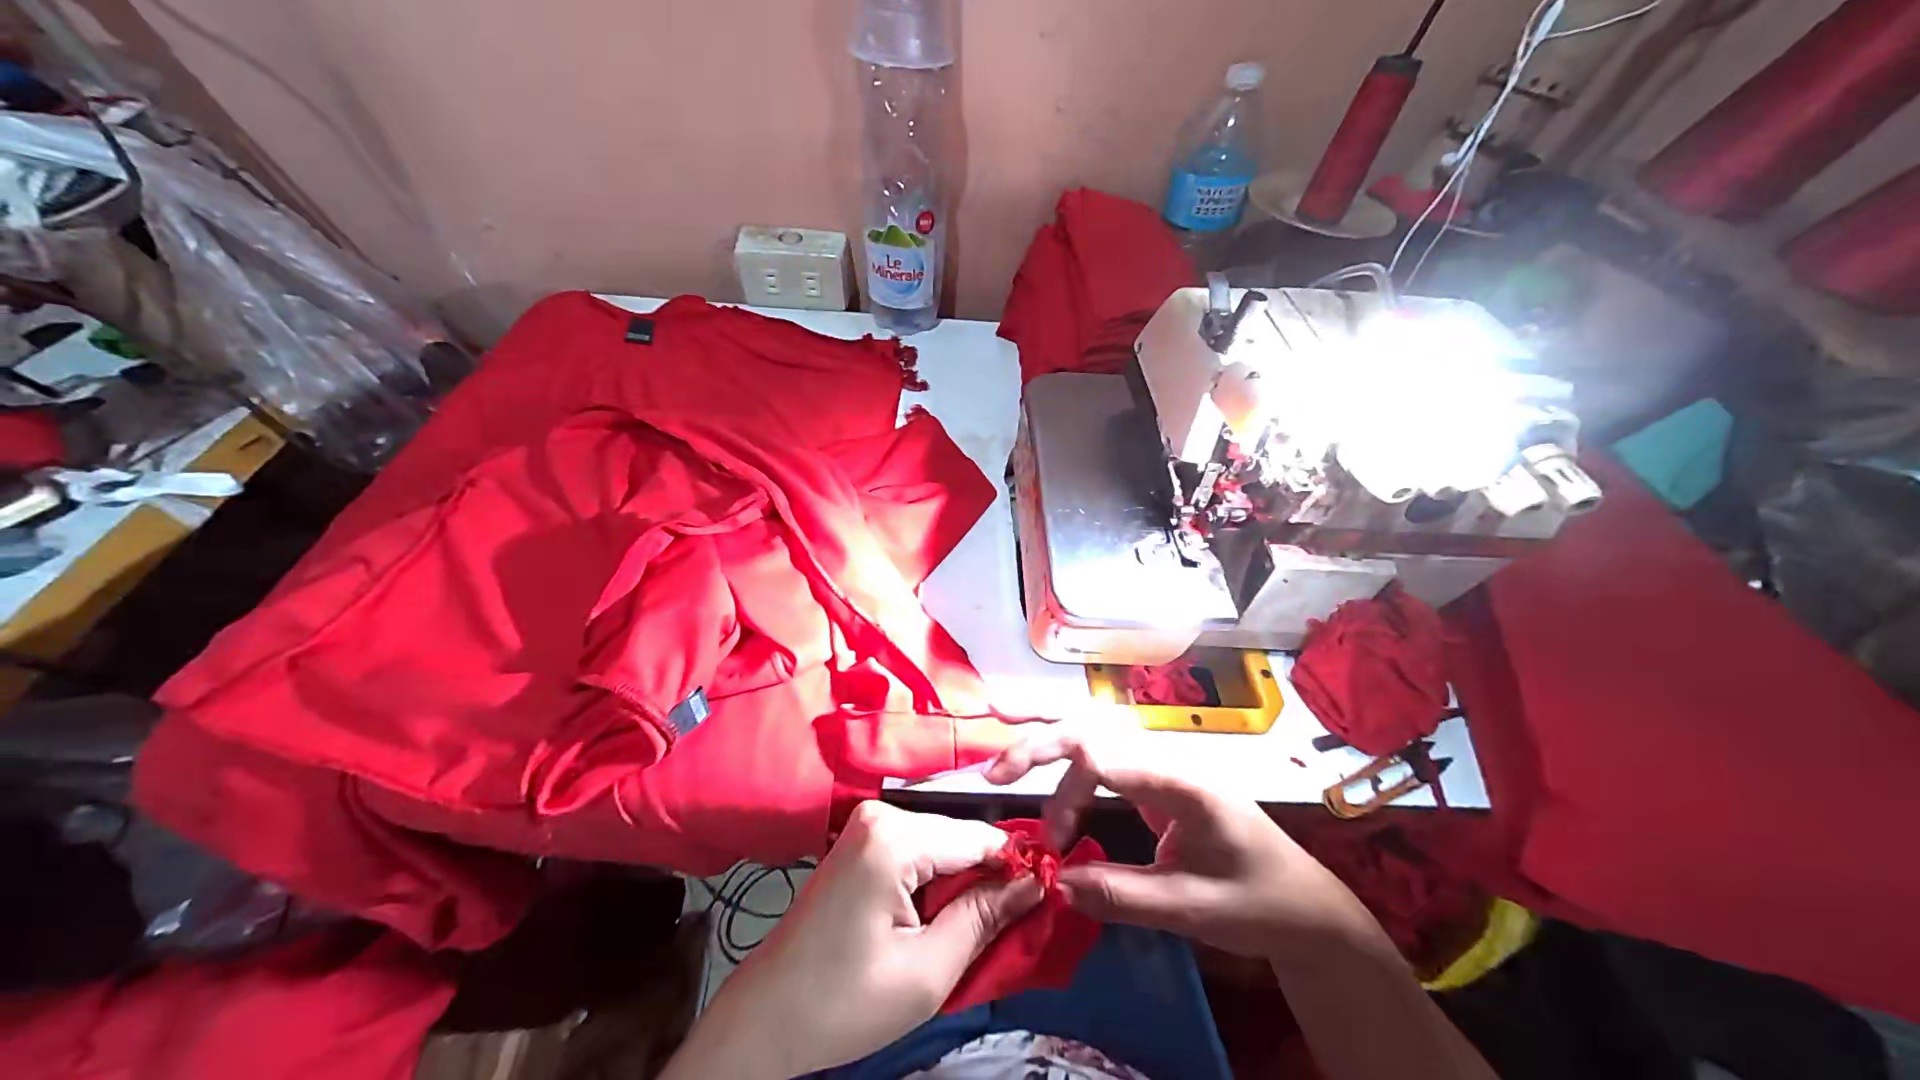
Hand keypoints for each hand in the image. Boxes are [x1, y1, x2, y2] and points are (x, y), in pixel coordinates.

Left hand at [664, 801, 1043, 1079]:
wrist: (766, 1016)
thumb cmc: (843, 1003)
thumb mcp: (927, 972)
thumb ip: (985, 918)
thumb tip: (1034, 882)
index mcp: (894, 838)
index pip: (981, 838)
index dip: (1018, 868)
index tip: (1047, 898)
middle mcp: (881, 815)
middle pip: (960, 838)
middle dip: (988, 878)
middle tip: (1007, 927)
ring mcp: (867, 824)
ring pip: (943, 844)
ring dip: (963, 883)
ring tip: (973, 928)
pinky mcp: (862, 840)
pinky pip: (919, 849)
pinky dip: (937, 881)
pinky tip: (940, 916)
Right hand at [986, 728, 1387, 965]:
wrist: (1309, 909)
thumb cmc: (1261, 905)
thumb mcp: (1190, 910)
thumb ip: (1120, 895)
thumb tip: (1055, 883)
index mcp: (1187, 784)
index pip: (1112, 753)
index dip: (1062, 765)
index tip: (1021, 789)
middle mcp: (1171, 765)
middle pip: (1096, 733)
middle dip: (1042, 746)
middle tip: (996, 773)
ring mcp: (1165, 772)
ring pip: (1096, 750)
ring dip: (1058, 778)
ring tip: (1044, 830)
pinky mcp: (1159, 787)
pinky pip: (1107, 771)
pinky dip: (1074, 789)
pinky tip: (1063, 820)